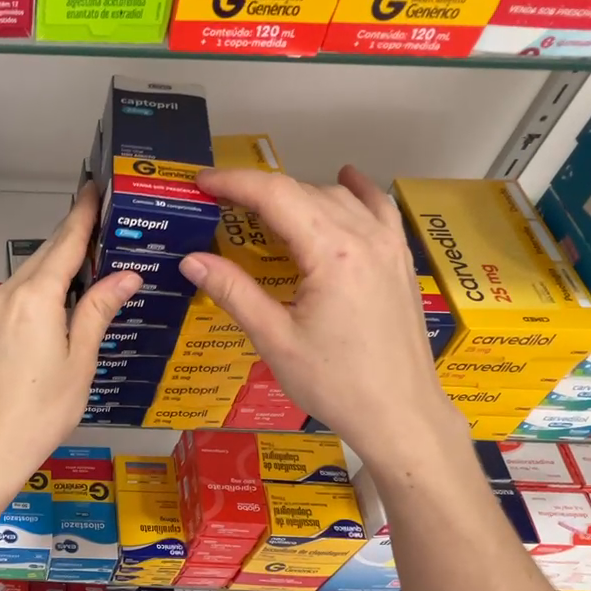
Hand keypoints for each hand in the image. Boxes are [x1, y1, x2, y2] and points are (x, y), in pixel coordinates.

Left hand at [0, 182, 140, 489]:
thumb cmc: (41, 411)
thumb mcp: (80, 361)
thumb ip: (98, 311)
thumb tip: (125, 275)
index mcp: (36, 297)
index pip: (65, 243)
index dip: (83, 213)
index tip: (95, 186)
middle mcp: (8, 295)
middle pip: (45, 255)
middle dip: (72, 234)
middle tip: (101, 217)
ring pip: (29, 273)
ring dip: (56, 261)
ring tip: (87, 255)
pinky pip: (17, 294)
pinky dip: (40, 285)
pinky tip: (58, 294)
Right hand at [179, 165, 464, 472]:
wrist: (398, 411)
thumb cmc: (334, 383)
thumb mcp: (274, 339)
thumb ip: (234, 292)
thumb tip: (192, 260)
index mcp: (331, 252)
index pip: (276, 196)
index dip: (235, 183)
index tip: (203, 182)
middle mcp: (364, 236)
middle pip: (304, 191)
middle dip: (259, 190)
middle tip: (220, 200)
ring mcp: (388, 246)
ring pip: (337, 197)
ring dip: (297, 195)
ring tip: (263, 207)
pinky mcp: (398, 261)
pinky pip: (377, 208)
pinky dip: (355, 191)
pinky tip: (345, 179)